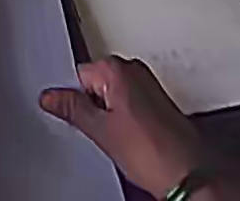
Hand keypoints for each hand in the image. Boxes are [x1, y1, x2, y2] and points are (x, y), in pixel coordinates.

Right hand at [40, 56, 205, 195]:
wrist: (188, 174)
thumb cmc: (153, 152)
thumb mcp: (101, 132)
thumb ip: (72, 108)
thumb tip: (51, 96)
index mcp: (115, 67)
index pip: (78, 75)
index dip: (75, 100)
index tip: (77, 117)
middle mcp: (132, 68)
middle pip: (95, 82)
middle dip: (93, 106)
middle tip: (101, 132)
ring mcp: (146, 82)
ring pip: (112, 94)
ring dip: (110, 114)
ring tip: (120, 138)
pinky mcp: (157, 99)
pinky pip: (128, 102)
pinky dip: (125, 118)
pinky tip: (130, 140)